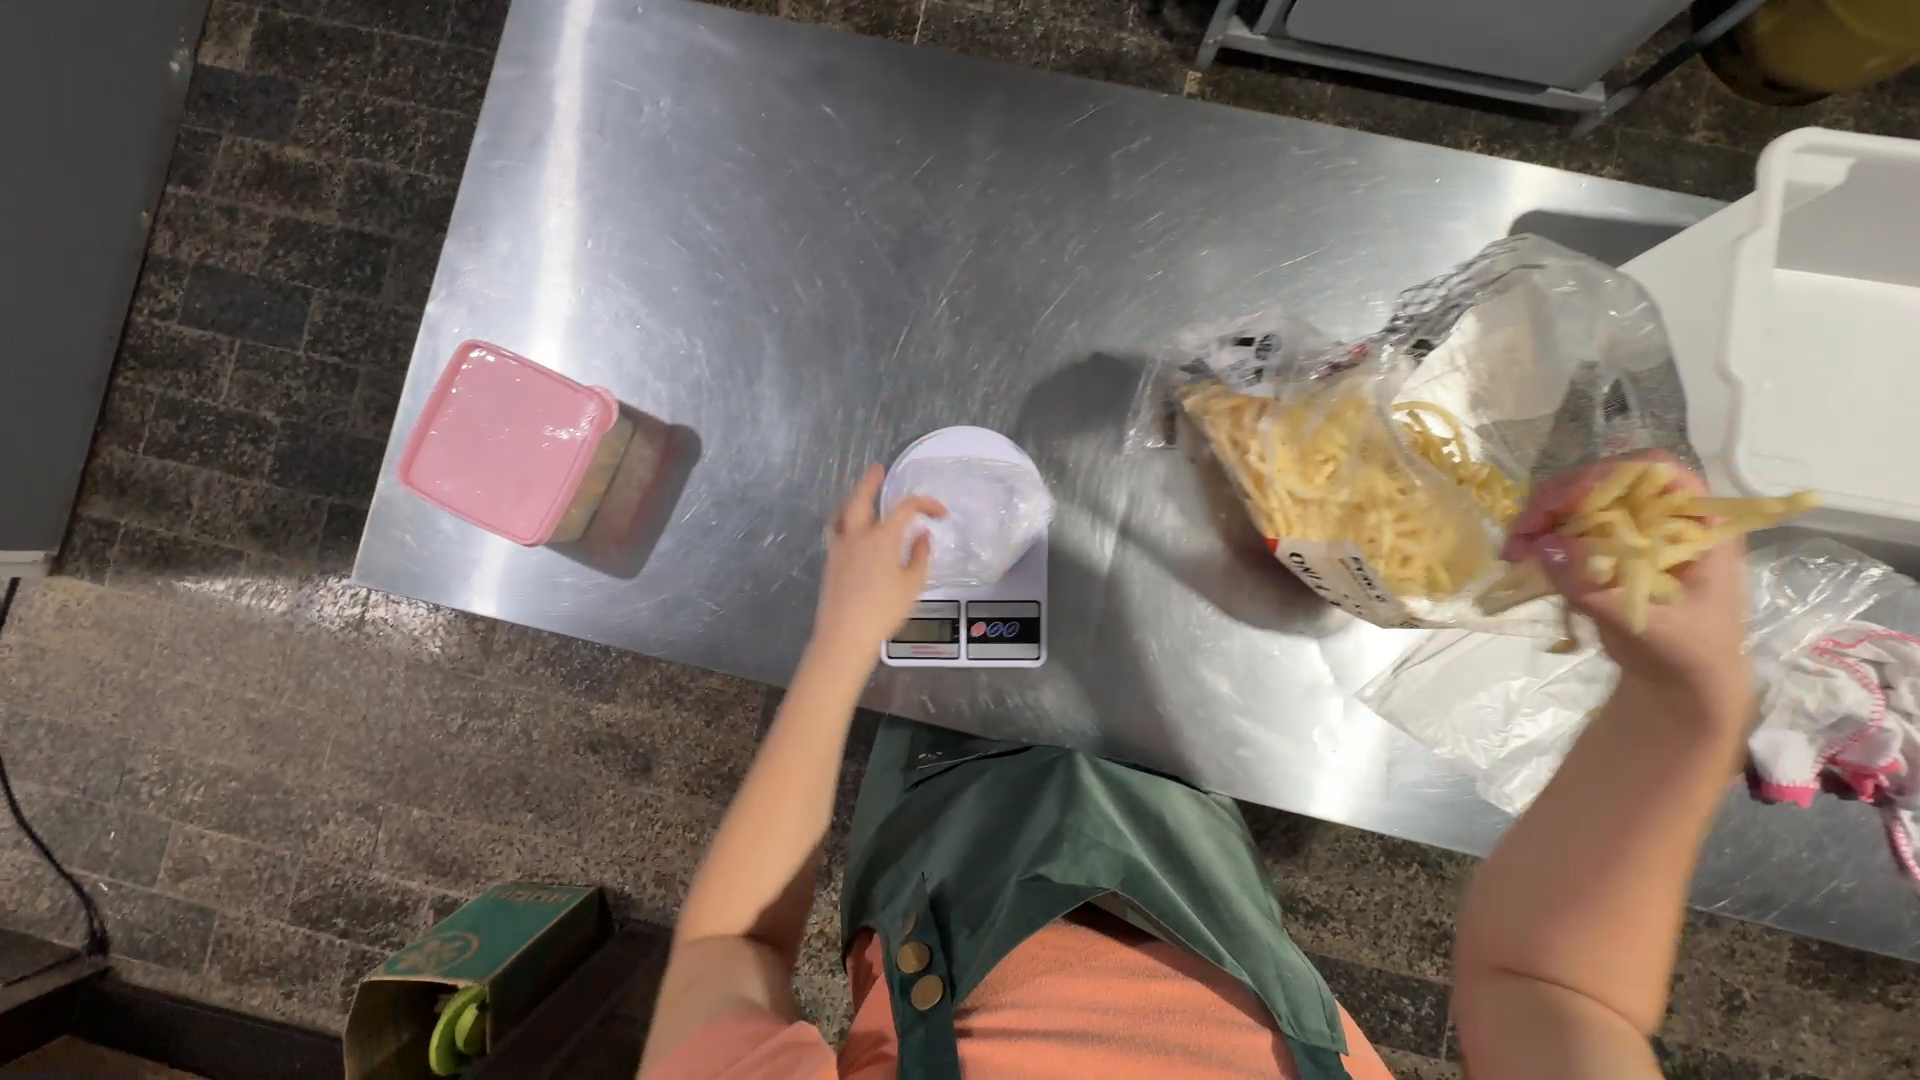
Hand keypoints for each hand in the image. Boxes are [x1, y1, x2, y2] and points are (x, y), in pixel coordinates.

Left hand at [813, 464, 945, 657]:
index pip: (906, 508)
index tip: (940, 512)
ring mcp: (839, 547)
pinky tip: (848, 529)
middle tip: (877, 469)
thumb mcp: (913, 584)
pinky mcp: (830, 561)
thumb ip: (920, 555)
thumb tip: (922, 535)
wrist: (845, 633)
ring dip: (852, 500)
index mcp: (883, 537)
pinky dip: (842, 520)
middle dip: (870, 481)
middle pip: (862, 498)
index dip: (925, 504)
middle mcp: (858, 535)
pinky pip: (834, 530)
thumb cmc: (884, 610)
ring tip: (859, 497)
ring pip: (842, 513)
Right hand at [1504, 451, 1751, 715]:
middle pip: (1606, 483)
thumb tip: (1544, 548)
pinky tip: (1520, 555)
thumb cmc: (1685, 650)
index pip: (1657, 472)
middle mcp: (1664, 519)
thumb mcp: (1644, 623)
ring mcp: (1632, 532)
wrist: (1681, 681)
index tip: (1565, 500)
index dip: (1610, 474)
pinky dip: (1539, 536)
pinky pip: (1567, 527)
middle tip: (1524, 528)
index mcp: (1698, 526)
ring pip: (1579, 502)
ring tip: (1515, 547)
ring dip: (1541, 518)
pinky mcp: (1605, 549)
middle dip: (1559, 499)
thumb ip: (1595, 589)